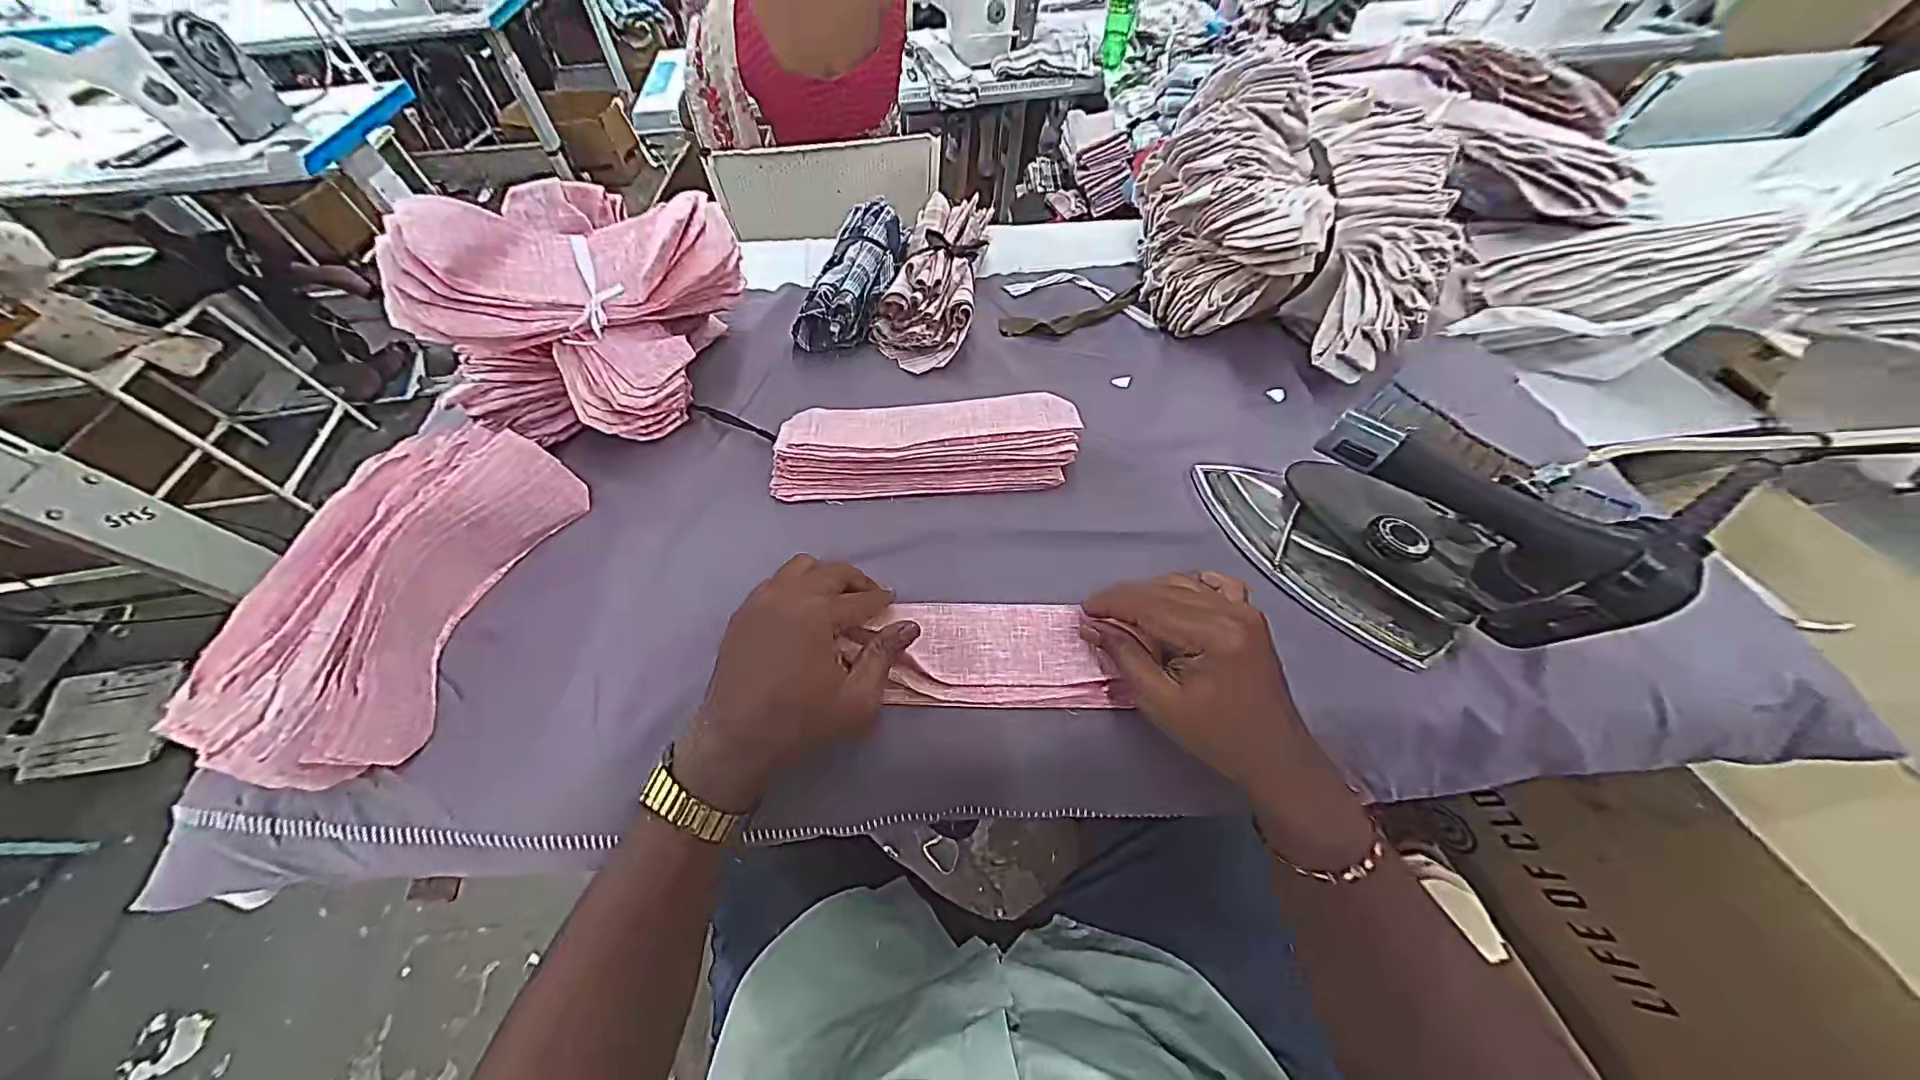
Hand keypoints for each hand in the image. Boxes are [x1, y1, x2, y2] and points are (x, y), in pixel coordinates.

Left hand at [674, 555, 919, 812]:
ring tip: (837, 602)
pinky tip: (803, 613)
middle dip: (857, 583)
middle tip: (871, 599)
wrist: (736, 739)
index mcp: (816, 614)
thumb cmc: (801, 722)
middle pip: (831, 572)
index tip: (892, 604)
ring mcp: (760, 601)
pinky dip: (796, 586)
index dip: (880, 600)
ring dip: (825, 578)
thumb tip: (907, 627)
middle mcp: (787, 596)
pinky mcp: (742, 614)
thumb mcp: (857, 698)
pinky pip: (775, 582)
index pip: (859, 598)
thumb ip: (883, 656)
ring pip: (800, 568)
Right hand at [1082, 572, 1371, 867]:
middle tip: (1097, 618)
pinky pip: (1213, 585)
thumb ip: (1125, 656)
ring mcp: (1245, 611)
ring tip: (1124, 616)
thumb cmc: (1217, 736)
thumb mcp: (1160, 702)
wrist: (1272, 754)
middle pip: (1163, 591)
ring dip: (1149, 595)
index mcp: (1214, 634)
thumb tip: (1094, 627)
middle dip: (1124, 600)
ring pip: (1183, 584)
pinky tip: (1169, 600)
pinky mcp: (1250, 616)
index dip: (1111, 604)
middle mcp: (1233, 612)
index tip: (1085, 613)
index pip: (1149, 605)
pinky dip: (1186, 587)